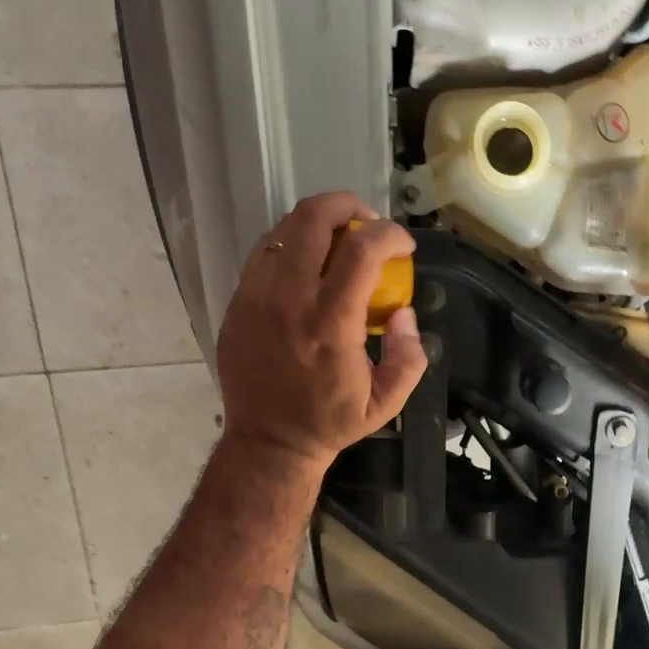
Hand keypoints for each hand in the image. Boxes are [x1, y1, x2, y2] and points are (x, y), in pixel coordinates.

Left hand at [214, 191, 426, 472]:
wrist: (269, 441)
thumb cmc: (330, 422)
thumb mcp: (387, 402)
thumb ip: (409, 356)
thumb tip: (403, 313)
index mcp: (331, 325)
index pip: (361, 251)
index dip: (390, 234)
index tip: (404, 245)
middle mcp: (290, 299)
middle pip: (314, 219)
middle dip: (348, 207)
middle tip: (367, 224)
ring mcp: (257, 296)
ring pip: (285, 229)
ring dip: (318, 223)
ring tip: (338, 241)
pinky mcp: (238, 301)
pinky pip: (265, 253)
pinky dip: (291, 246)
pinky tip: (308, 265)